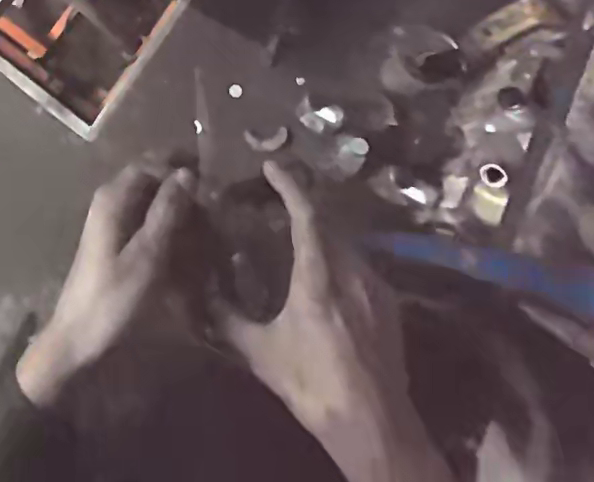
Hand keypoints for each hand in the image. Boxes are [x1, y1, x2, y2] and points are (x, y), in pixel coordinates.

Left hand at [16, 164, 193, 405]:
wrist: (75, 338)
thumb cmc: (112, 297)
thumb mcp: (146, 256)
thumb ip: (166, 212)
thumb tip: (187, 173)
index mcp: (112, 198)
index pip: (148, 162)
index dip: (178, 165)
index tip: (208, 177)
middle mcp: (108, 199)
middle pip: (147, 175)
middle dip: (177, 179)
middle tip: (210, 195)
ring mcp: (109, 218)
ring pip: (145, 194)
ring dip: (172, 198)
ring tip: (203, 213)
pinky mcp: (112, 237)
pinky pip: (142, 213)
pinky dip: (163, 215)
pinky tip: (183, 232)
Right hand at [219, 162, 454, 481]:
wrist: (377, 427)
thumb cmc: (314, 386)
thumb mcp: (263, 355)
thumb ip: (230, 321)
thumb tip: (203, 298)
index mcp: (317, 277)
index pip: (304, 215)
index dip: (288, 185)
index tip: (271, 166)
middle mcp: (350, 271)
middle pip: (327, 221)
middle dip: (302, 203)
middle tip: (278, 199)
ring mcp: (375, 285)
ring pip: (345, 241)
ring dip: (321, 229)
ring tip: (298, 232)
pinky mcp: (389, 303)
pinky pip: (360, 263)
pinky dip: (339, 254)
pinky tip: (327, 272)